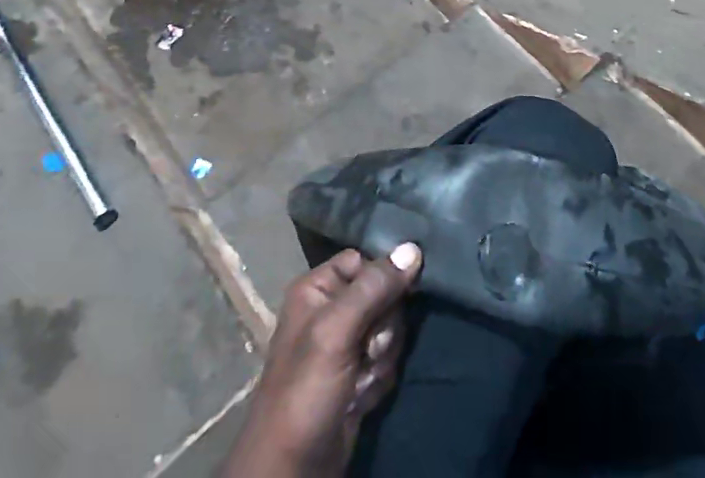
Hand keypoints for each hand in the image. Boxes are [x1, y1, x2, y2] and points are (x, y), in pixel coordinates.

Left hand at [221, 243, 422, 477]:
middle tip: (370, 348)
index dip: (384, 276)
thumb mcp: (335, 331)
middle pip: (385, 294)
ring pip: (391, 327)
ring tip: (362, 378)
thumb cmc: (305, 391)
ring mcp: (345, 344)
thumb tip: (413, 248)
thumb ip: (373, 287)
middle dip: (386, 325)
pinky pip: (388, 357)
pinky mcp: (358, 373)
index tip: (398, 294)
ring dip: (385, 354)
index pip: (365, 259)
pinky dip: (380, 376)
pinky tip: (362, 394)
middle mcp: (331, 310)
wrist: (291, 470)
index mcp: (316, 289)